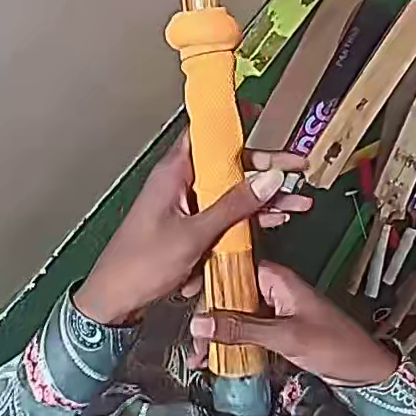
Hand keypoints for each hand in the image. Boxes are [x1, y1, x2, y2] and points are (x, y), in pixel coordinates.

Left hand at [73, 131, 311, 325]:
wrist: (115, 300)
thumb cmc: (143, 264)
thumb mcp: (194, 234)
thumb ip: (234, 206)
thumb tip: (271, 178)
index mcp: (174, 173)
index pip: (206, 134)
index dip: (233, 123)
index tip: (261, 114)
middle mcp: (182, 184)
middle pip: (229, 166)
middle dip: (266, 170)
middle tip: (300, 170)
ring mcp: (187, 207)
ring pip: (232, 194)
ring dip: (264, 199)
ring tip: (300, 204)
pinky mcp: (191, 229)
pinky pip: (225, 217)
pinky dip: (248, 219)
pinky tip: (274, 221)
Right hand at [190, 262, 398, 386]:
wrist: (366, 370)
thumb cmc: (334, 345)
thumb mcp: (285, 337)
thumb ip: (242, 329)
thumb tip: (199, 323)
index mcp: (277, 279)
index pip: (232, 269)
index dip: (207, 283)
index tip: (186, 304)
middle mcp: (272, 289)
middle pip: (229, 295)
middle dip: (209, 319)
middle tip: (195, 344)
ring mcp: (274, 310)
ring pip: (235, 315)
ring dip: (217, 335)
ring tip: (199, 358)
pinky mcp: (276, 329)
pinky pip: (246, 331)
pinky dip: (231, 344)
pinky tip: (216, 360)